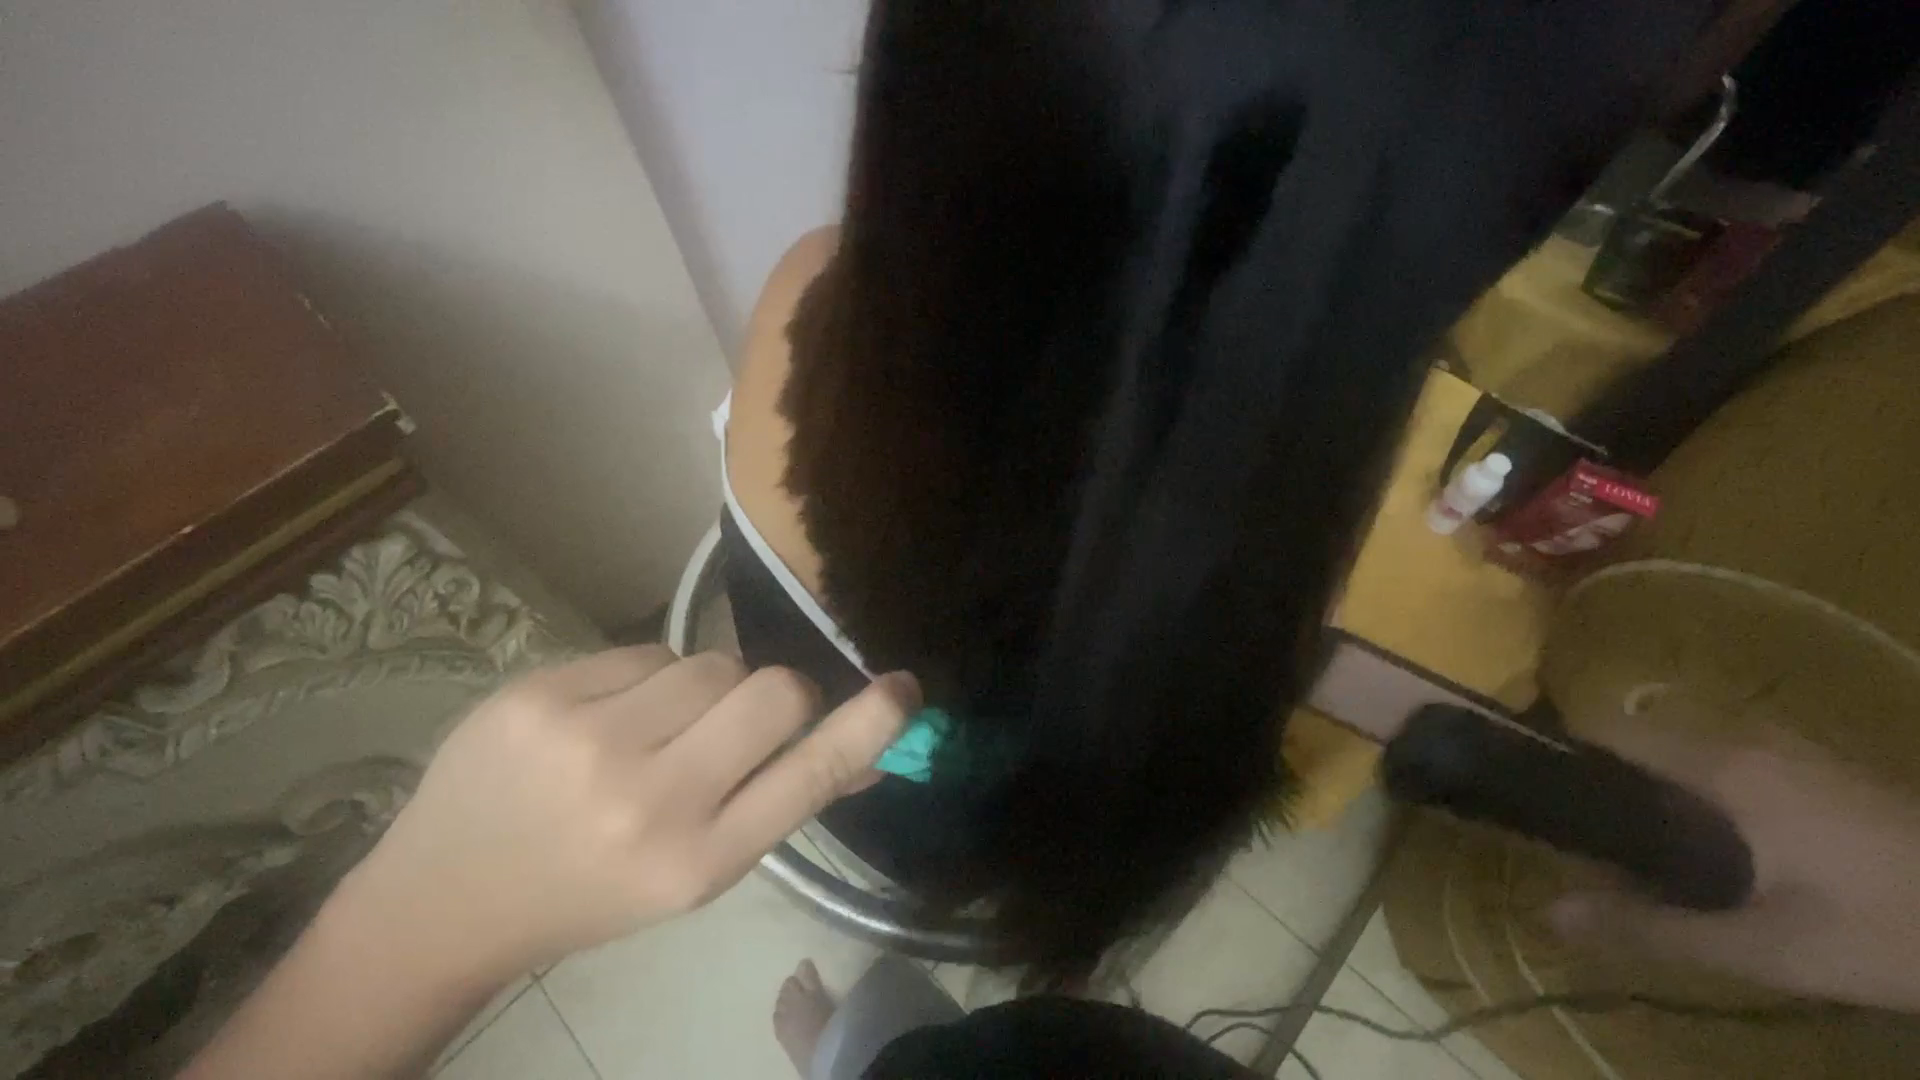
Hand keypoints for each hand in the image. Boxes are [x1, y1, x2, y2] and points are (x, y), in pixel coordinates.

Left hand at [333, 646, 916, 984]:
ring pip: (709, 663)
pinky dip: (646, 679)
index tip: (904, 689)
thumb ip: (777, 806)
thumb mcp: (694, 875)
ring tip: (656, 728)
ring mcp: (586, 739)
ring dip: (705, 688)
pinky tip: (603, 718)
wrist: (441, 902)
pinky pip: (645, 652)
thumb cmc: (591, 894)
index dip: (867, 727)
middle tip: (743, 718)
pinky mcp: (538, 694)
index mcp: (695, 862)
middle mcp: (648, 799)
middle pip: (771, 690)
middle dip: (776, 694)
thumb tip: (867, 754)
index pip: (808, 777)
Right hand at [1549, 708, 1919, 1012]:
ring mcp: (1793, 751)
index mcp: (1720, 765)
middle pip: (1645, 743)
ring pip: (1690, 756)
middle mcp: (1747, 740)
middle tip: (1603, 852)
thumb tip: (1548, 914)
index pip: (1607, 730)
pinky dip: (1706, 798)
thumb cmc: (1889, 927)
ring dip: (1662, 796)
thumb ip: (1655, 928)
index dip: (1566, 760)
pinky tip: (1728, 855)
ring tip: (1657, 858)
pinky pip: (1732, 766)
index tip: (1547, 807)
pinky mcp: (1826, 771)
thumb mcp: (1768, 948)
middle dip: (1614, 790)